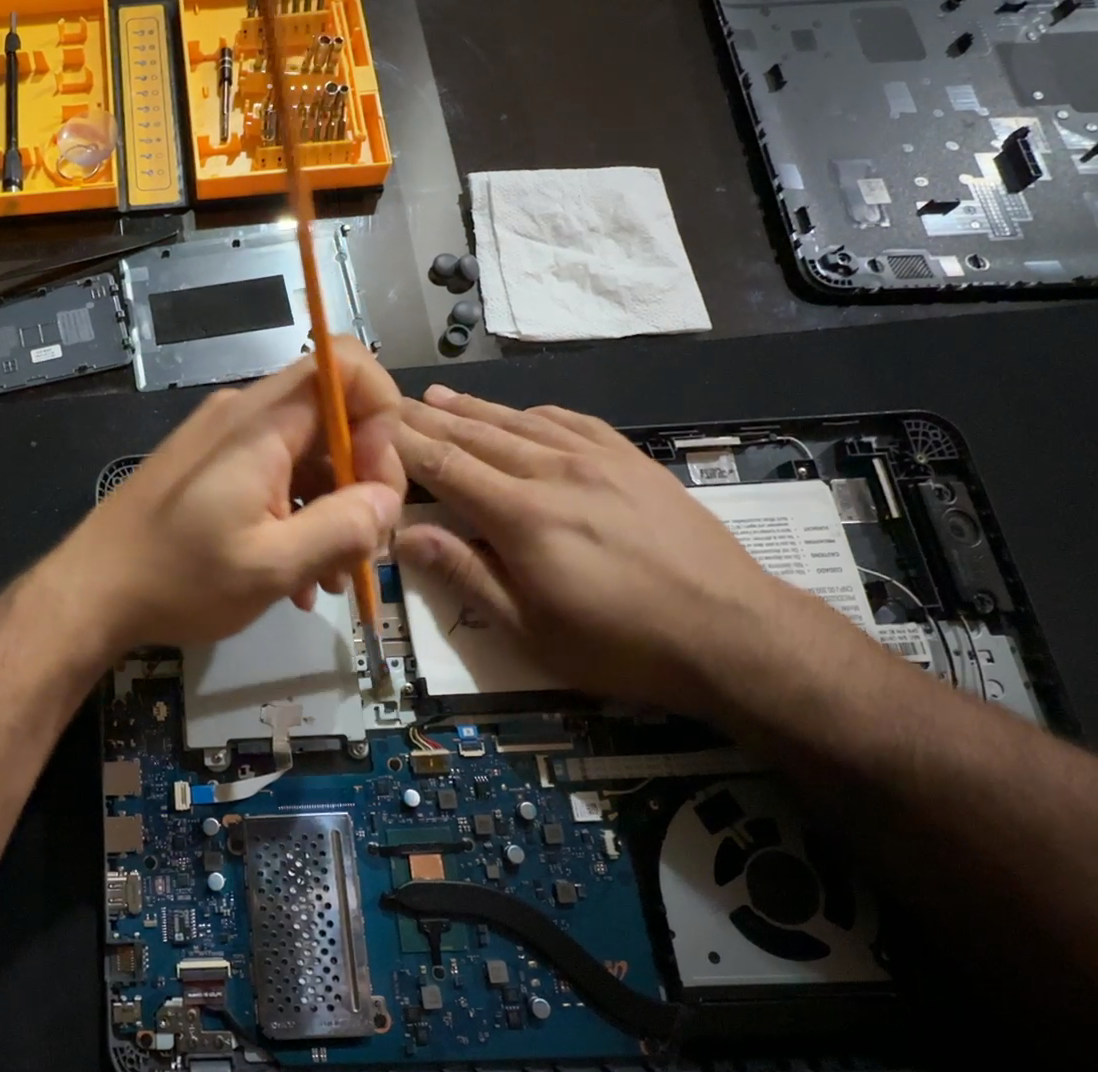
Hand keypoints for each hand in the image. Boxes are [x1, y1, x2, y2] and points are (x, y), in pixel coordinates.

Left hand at [55, 339, 405, 650]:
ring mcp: (222, 443)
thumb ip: (341, 528)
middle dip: (361, 483)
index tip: (379, 490)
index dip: (383, 419)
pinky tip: (296, 579)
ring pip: (305, 456)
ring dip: (330, 513)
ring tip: (330, 580)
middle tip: (362, 550)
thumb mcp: (271, 566)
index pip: (348, 370)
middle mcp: (243, 417)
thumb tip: (388, 501)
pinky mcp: (209, 471)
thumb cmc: (176, 579)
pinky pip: (272, 477)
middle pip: (333, 419)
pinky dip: (295, 519)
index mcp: (261, 424)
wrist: (90, 591)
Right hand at [391, 386, 851, 714]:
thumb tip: (404, 534)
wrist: (733, 632)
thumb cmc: (619, 645)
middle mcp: (555, 473)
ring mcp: (599, 461)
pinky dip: (533, 413)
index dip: (402, 444)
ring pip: (519, 422)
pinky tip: (520, 413)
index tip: (369, 427)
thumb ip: (465, 574)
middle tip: (387, 403)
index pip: (445, 466)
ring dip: (472, 408)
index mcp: (522, 516)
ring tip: (435, 396)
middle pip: (476, 435)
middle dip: (425, 419)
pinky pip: (573, 422)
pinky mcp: (633, 462)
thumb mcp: (528, 629)